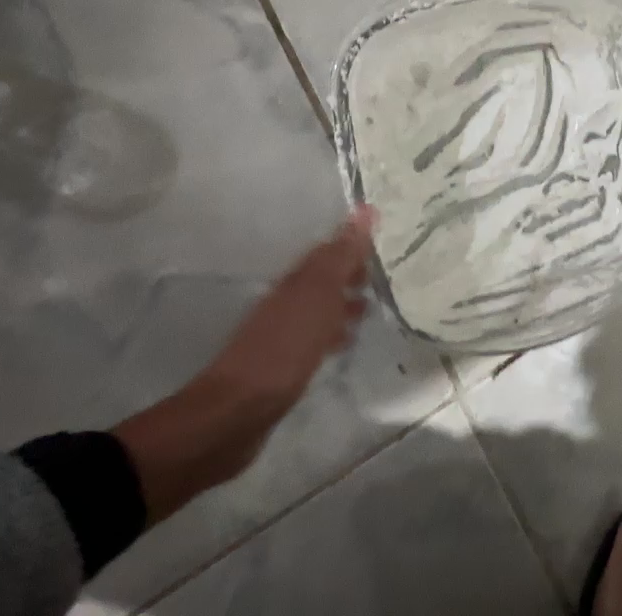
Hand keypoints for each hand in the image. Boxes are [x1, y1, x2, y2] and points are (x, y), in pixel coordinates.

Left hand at [115, 206, 377, 522]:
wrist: (237, 412)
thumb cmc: (283, 349)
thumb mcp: (318, 296)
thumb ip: (341, 256)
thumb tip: (365, 209)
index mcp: (294, 282)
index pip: (327, 252)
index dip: (352, 243)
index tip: (383, 238)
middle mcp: (286, 302)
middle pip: (322, 279)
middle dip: (350, 273)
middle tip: (384, 273)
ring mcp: (281, 334)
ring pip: (319, 308)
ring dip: (343, 303)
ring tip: (373, 306)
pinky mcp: (282, 365)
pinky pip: (315, 337)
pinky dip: (333, 332)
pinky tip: (344, 343)